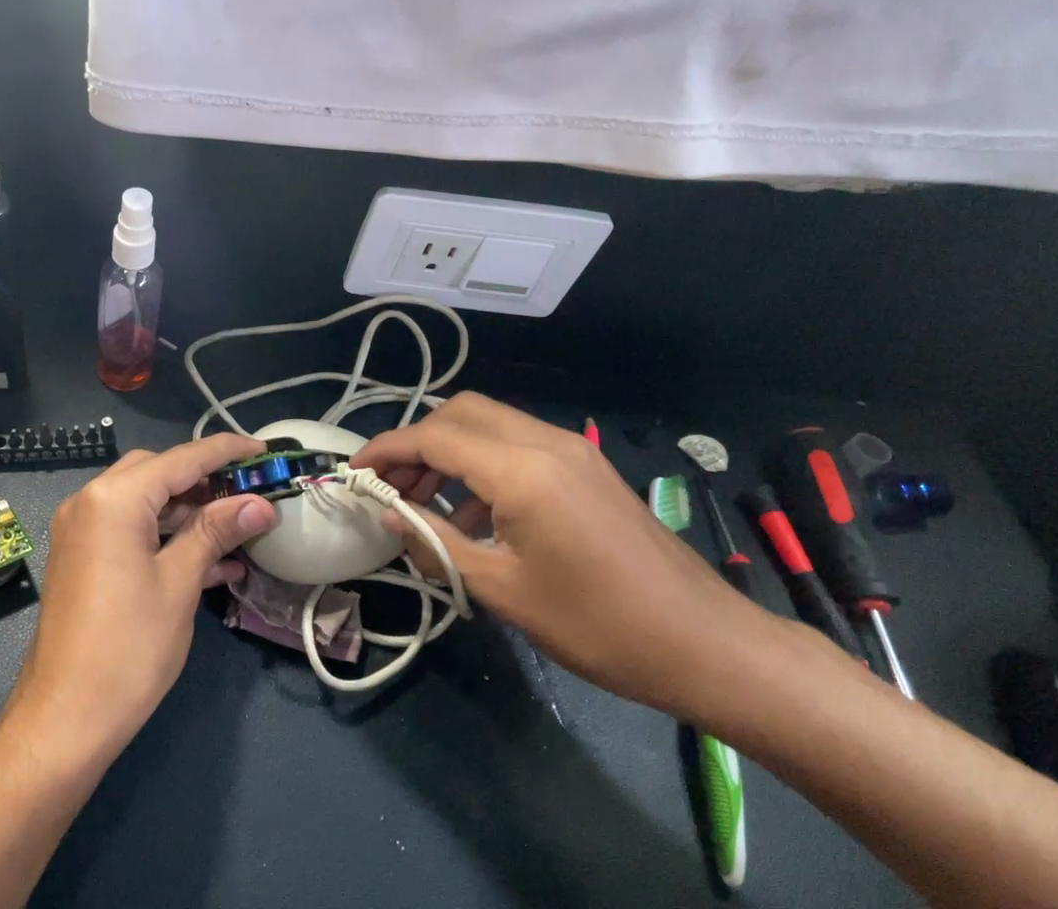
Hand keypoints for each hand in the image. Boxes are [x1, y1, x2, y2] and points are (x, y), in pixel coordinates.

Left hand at [10, 435, 277, 754]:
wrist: (67, 715)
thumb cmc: (129, 647)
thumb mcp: (180, 583)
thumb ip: (216, 532)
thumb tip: (259, 503)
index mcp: (113, 499)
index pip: (181, 459)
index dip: (226, 451)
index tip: (264, 449)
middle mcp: (89, 502)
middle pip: (157, 473)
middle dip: (204, 481)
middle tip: (249, 495)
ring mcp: (80, 531)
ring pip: (143, 502)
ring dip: (188, 513)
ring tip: (239, 531)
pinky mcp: (81, 558)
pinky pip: (128, 531)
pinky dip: (165, 537)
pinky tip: (211, 561)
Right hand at [351, 393, 777, 719]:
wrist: (703, 643)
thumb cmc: (596, 625)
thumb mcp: (502, 589)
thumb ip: (435, 543)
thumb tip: (387, 515)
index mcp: (523, 471)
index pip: (435, 437)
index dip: (386, 450)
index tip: (354, 474)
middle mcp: (548, 444)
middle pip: (463, 413)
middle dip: (417, 442)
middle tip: (391, 489)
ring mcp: (574, 453)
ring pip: (492, 426)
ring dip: (449, 453)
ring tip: (423, 506)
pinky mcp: (588, 470)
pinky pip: (520, 448)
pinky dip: (483, 466)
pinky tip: (474, 518)